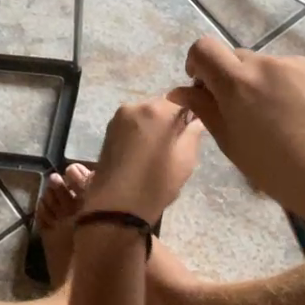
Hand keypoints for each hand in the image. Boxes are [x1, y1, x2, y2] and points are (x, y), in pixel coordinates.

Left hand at [80, 96, 205, 224]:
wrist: (116, 205)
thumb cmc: (156, 183)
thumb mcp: (185, 160)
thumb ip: (193, 133)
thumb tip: (196, 120)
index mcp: (156, 110)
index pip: (183, 99)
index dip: (191, 113)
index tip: (194, 129)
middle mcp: (135, 106)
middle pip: (161, 105)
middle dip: (171, 119)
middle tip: (177, 143)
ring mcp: (118, 117)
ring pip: (145, 114)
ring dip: (154, 126)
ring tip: (159, 150)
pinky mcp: (108, 130)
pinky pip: (132, 123)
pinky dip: (140, 132)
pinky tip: (144, 152)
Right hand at [169, 36, 304, 218]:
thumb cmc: (277, 169)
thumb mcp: (231, 143)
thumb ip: (204, 109)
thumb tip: (180, 91)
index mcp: (237, 82)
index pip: (203, 47)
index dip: (197, 63)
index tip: (203, 87)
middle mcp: (265, 64)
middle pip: (234, 58)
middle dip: (228, 78)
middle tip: (239, 112)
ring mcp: (295, 64)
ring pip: (263, 66)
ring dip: (257, 83)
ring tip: (274, 118)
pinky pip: (288, 71)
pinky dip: (283, 86)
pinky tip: (297, 115)